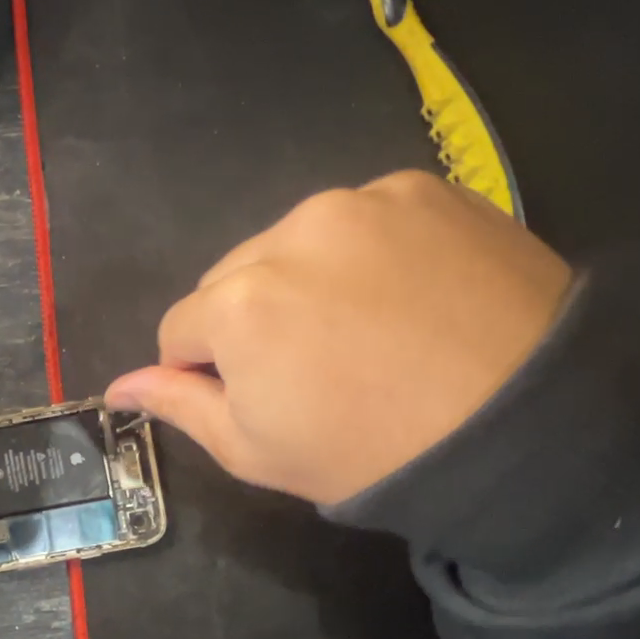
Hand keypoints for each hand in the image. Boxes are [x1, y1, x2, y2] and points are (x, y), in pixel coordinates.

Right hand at [105, 170, 572, 505]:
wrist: (522, 427)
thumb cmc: (364, 451)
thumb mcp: (250, 448)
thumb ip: (175, 404)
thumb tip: (117, 386)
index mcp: (237, 304)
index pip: (177, 329)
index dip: (201, 370)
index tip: (250, 397)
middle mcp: (289, 233)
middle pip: (228, 280)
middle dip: (244, 319)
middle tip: (304, 366)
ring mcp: (362, 203)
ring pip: (287, 244)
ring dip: (296, 281)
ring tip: (355, 329)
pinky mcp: (424, 188)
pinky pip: (355, 221)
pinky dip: (357, 254)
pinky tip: (397, 296)